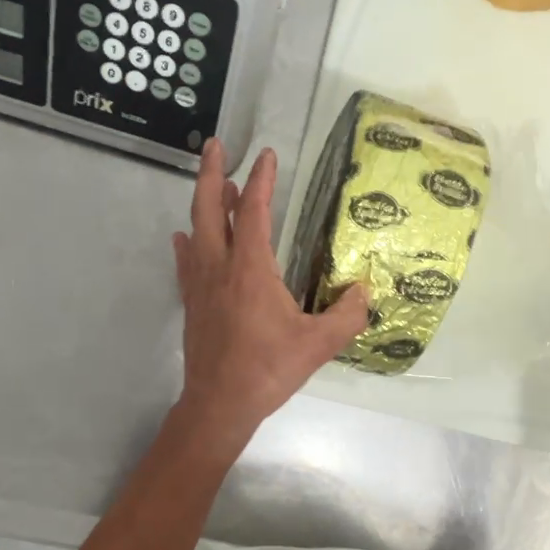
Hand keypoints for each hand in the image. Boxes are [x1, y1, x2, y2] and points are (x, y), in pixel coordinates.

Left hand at [172, 140, 367, 447]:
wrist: (219, 404)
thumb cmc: (268, 370)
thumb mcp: (319, 344)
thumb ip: (347, 315)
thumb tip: (364, 291)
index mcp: (250, 269)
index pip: (255, 211)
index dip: (262, 180)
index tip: (268, 156)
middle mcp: (219, 267)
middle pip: (210, 208)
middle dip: (213, 173)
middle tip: (216, 145)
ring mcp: (200, 285)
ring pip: (196, 231)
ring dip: (206, 204)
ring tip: (218, 186)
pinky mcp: (191, 304)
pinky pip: (186, 262)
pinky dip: (188, 242)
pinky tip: (184, 238)